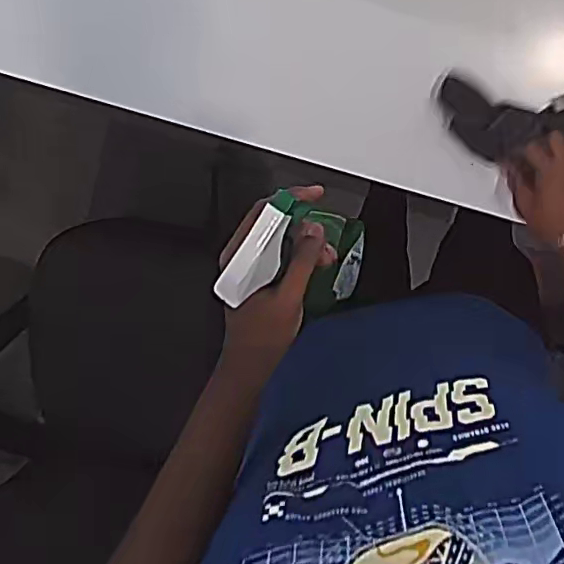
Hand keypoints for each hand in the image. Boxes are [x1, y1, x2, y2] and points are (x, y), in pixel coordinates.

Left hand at [219, 186, 335, 368]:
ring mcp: (250, 266)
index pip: (264, 214)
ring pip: (282, 237)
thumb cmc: (262, 340)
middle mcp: (241, 258)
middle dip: (305, 225)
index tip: (314, 194)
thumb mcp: (288, 297)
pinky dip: (303, 253)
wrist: (250, 369)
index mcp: (239, 259)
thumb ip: (302, 261)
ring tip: (324, 257)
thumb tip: (312, 230)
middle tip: (324, 234)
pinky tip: (317, 265)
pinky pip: (284, 252)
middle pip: (274, 222)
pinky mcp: (261, 276)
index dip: (290, 199)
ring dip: (307, 242)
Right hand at [504, 133, 563, 246]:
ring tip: (553, 156)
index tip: (516, 156)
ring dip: (561, 147)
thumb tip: (509, 169)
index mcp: (548, 169)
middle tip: (536, 152)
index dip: (520, 150)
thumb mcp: (525, 205)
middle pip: (555, 137)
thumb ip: (516, 181)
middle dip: (543, 141)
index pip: (531, 147)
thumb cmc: (552, 225)